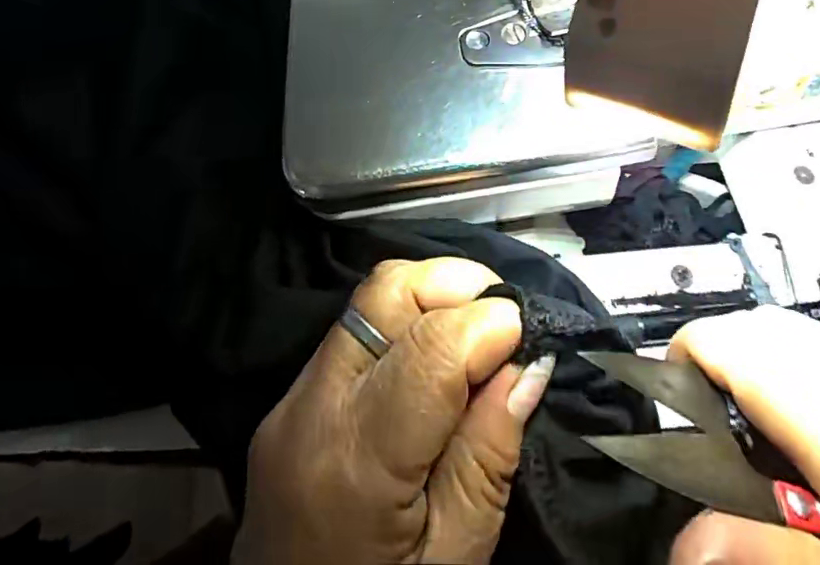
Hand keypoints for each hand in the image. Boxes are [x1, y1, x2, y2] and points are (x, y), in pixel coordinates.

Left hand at [232, 258, 556, 563]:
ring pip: (364, 300)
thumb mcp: (453, 558)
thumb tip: (526, 366)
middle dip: (452, 283)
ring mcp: (292, 395)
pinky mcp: (290, 394)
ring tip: (477, 328)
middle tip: (505, 314)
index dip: (486, 323)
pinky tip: (434, 349)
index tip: (530, 331)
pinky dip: (401, 320)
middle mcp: (313, 406)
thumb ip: (487, 457)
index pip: (426, 350)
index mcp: (356, 460)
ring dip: (427, 295)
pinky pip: (351, 330)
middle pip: (381, 294)